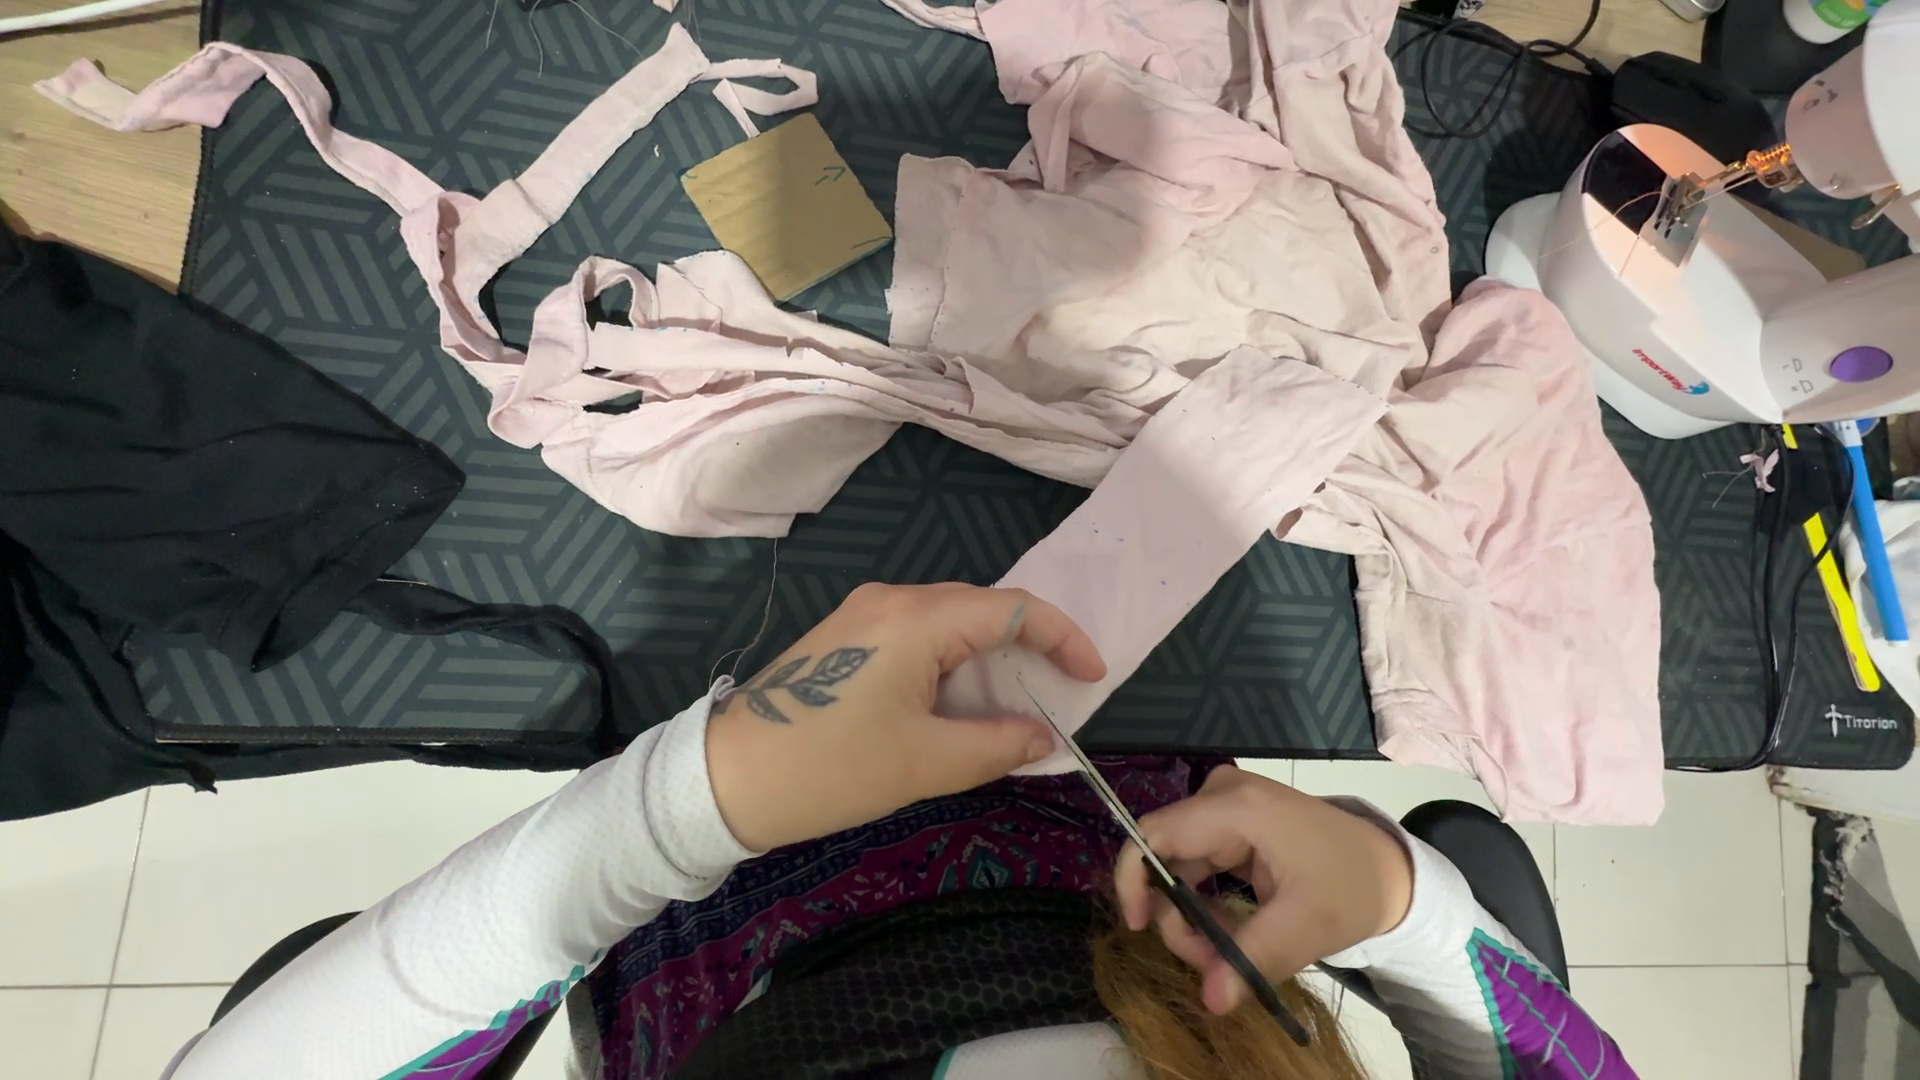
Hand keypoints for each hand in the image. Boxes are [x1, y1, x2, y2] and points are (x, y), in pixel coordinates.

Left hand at [705, 582, 1105, 850]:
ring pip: (949, 621)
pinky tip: (958, 699)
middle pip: (981, 608)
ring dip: (988, 658)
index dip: (1062, 637)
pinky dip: (952, 662)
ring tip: (1013, 703)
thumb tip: (1044, 737)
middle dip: (1026, 647)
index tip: (1091, 676)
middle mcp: (892, 598)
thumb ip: (998, 744)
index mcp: (915, 618)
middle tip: (1056, 695)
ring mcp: (864, 612)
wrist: (725, 779)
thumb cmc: (831, 769)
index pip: (1012, 608)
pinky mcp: (847, 635)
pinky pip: (918, 634)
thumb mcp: (926, 763)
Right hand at [1114, 765, 1413, 1014]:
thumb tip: (1210, 1001)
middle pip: (1166, 853)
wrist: (1391, 867)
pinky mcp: (1230, 822)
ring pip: (1178, 862)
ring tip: (1224, 952)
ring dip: (1191, 913)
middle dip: (1176, 913)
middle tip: (1208, 962)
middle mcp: (1220, 796)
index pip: (1156, 832)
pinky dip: (1204, 900)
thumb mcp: (1309, 925)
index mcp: (1236, 807)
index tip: (1138, 928)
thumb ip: (1254, 958)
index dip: (1134, 878)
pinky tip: (1231, 928)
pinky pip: (1196, 862)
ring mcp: (1224, 806)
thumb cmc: (1353, 885)